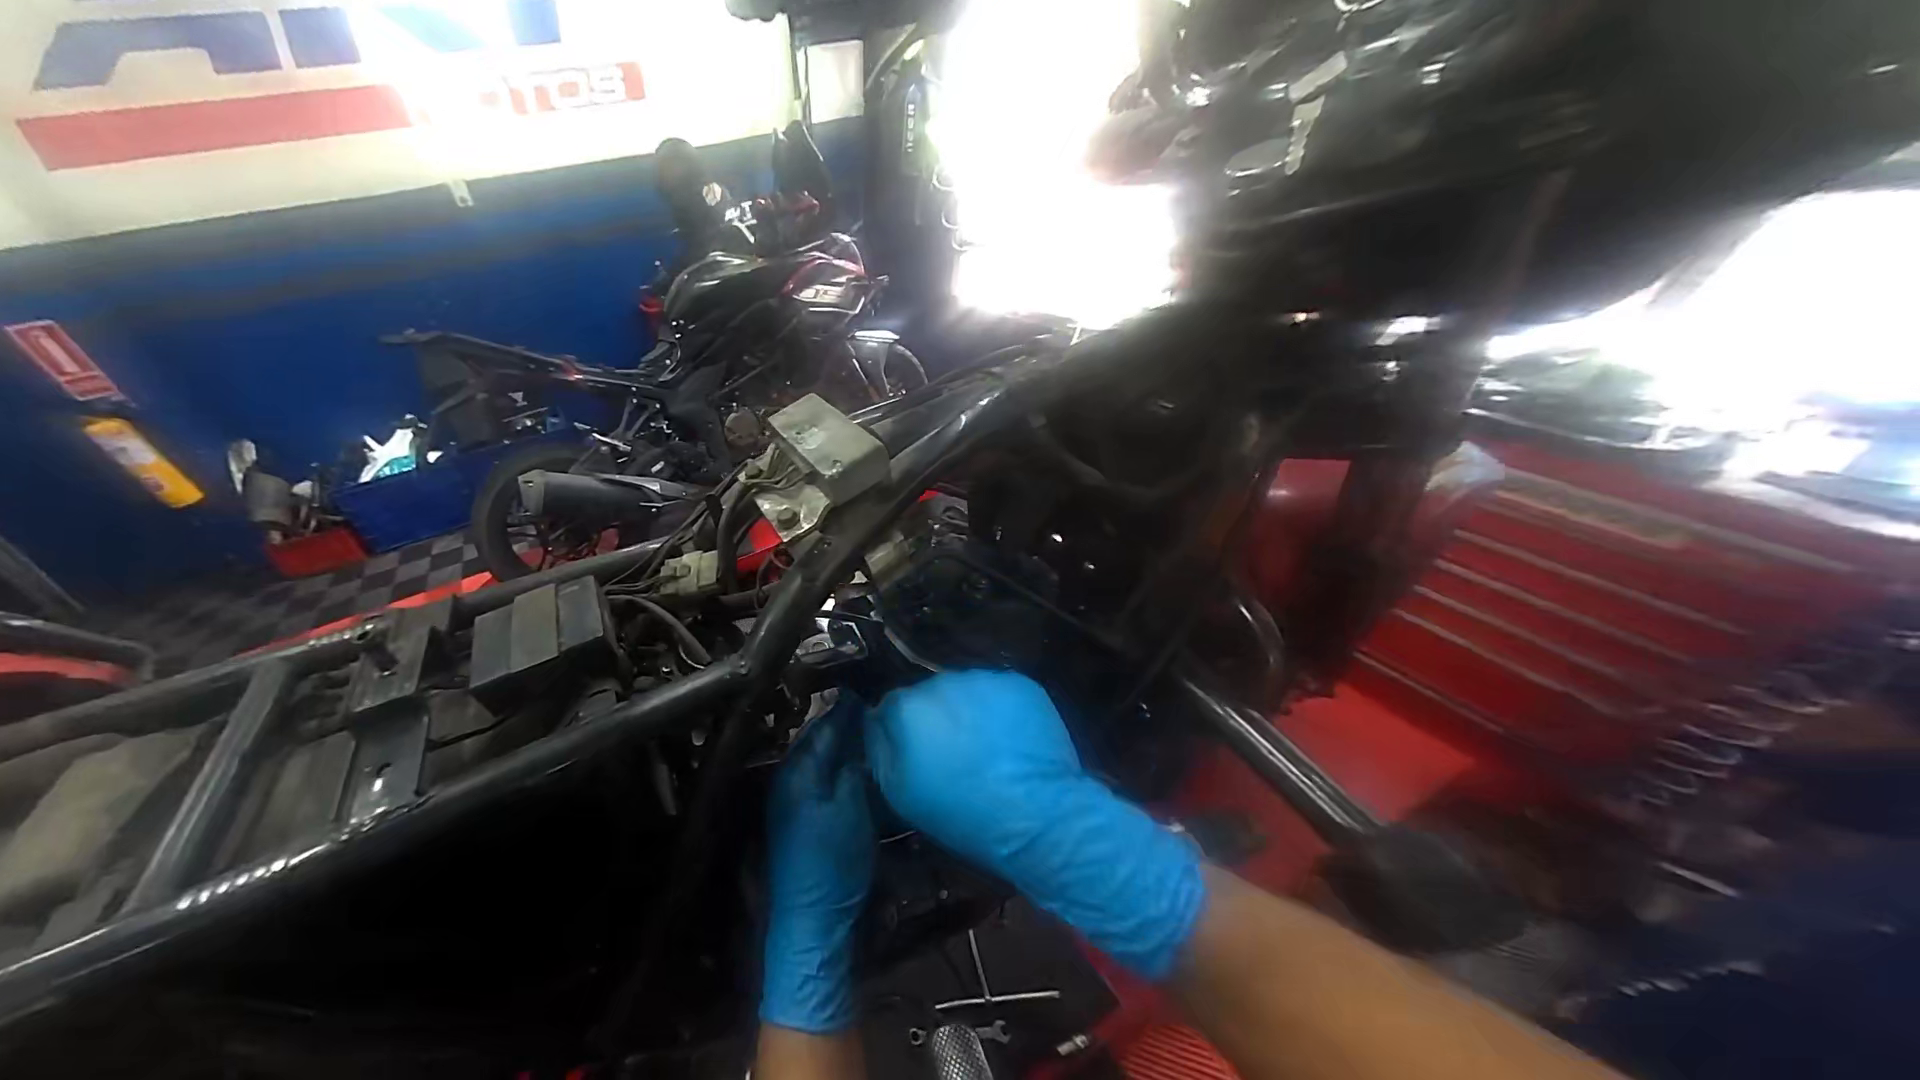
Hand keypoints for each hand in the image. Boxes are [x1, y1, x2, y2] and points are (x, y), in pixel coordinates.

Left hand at [761, 696, 875, 1033]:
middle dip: (853, 725)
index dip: (854, 707)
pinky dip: (845, 771)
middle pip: (825, 739)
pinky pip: (825, 779)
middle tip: (885, 715)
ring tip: (880, 740)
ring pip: (826, 759)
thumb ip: (852, 761)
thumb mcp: (851, 805)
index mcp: (798, 770)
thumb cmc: (833, 861)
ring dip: (850, 748)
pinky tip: (866, 774)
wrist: (811, 922)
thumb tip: (858, 720)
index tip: (880, 693)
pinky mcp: (801, 819)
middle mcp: (789, 778)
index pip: (828, 723)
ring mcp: (792, 800)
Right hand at [867, 670, 1204, 978]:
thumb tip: (879, 722)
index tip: (921, 757)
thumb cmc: (962, 813)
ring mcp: (986, 678)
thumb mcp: (900, 793)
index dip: (905, 734)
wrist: (1037, 815)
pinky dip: (1001, 709)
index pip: (892, 707)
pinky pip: (999, 692)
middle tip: (957, 754)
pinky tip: (1013, 739)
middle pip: (930, 694)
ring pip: (967, 690)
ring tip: (990, 748)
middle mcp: (943, 681)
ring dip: (970, 711)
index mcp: (908, 707)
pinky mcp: (1021, 682)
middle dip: (939, 718)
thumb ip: (881, 748)